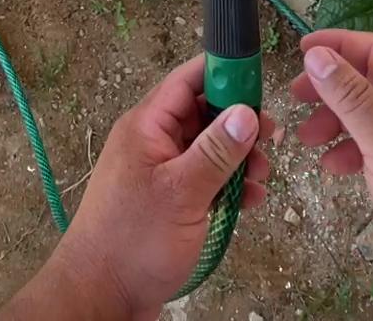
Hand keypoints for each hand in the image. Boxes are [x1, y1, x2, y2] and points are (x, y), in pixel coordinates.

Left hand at [2, 54, 271, 319]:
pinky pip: (203, 178)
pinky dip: (227, 184)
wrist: (101, 297)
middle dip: (237, 123)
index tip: (259, 81)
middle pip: (201, 113)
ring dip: (237, 157)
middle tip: (271, 138)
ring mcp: (160, 171)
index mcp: (147, 124)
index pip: (187, 81)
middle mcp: (153, 140)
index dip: (222, 74)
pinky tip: (250, 200)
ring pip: (206, 148)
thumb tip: (247, 111)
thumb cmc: (134, 239)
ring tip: (263, 175)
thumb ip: (216, 151)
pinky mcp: (168, 199)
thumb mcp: (182, 191)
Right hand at [290, 30, 372, 314]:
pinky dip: (355, 147)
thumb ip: (349, 96)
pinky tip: (336, 166)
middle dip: (330, 87)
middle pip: (369, 79)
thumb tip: (316, 54)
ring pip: (371, 112)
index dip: (335, 43)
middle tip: (295, 97)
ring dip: (337, 121)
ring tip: (308, 140)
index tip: (300, 49)